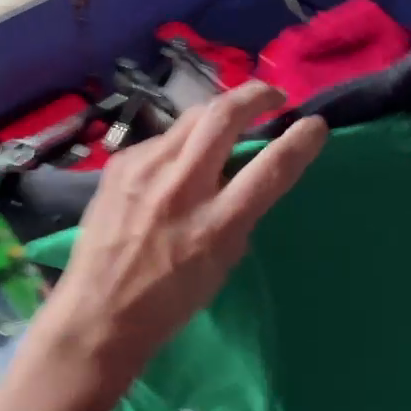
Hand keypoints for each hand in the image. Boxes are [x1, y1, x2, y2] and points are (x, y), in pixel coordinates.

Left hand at [24, 83, 327, 381]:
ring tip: (229, 122)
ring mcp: (145, 169)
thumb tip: (250, 171)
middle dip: (257, 94)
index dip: (300, 139)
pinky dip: (182, 142)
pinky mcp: (121, 163)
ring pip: (194, 115)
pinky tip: (178, 162)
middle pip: (225, 114)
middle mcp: (180, 187)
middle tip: (274, 96)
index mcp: (215, 224)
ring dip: (220, 113)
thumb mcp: (223, 262)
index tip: (315, 125)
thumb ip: (241, 212)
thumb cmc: (169, 300)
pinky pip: (164, 138)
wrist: (95, 316)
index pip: (270, 167)